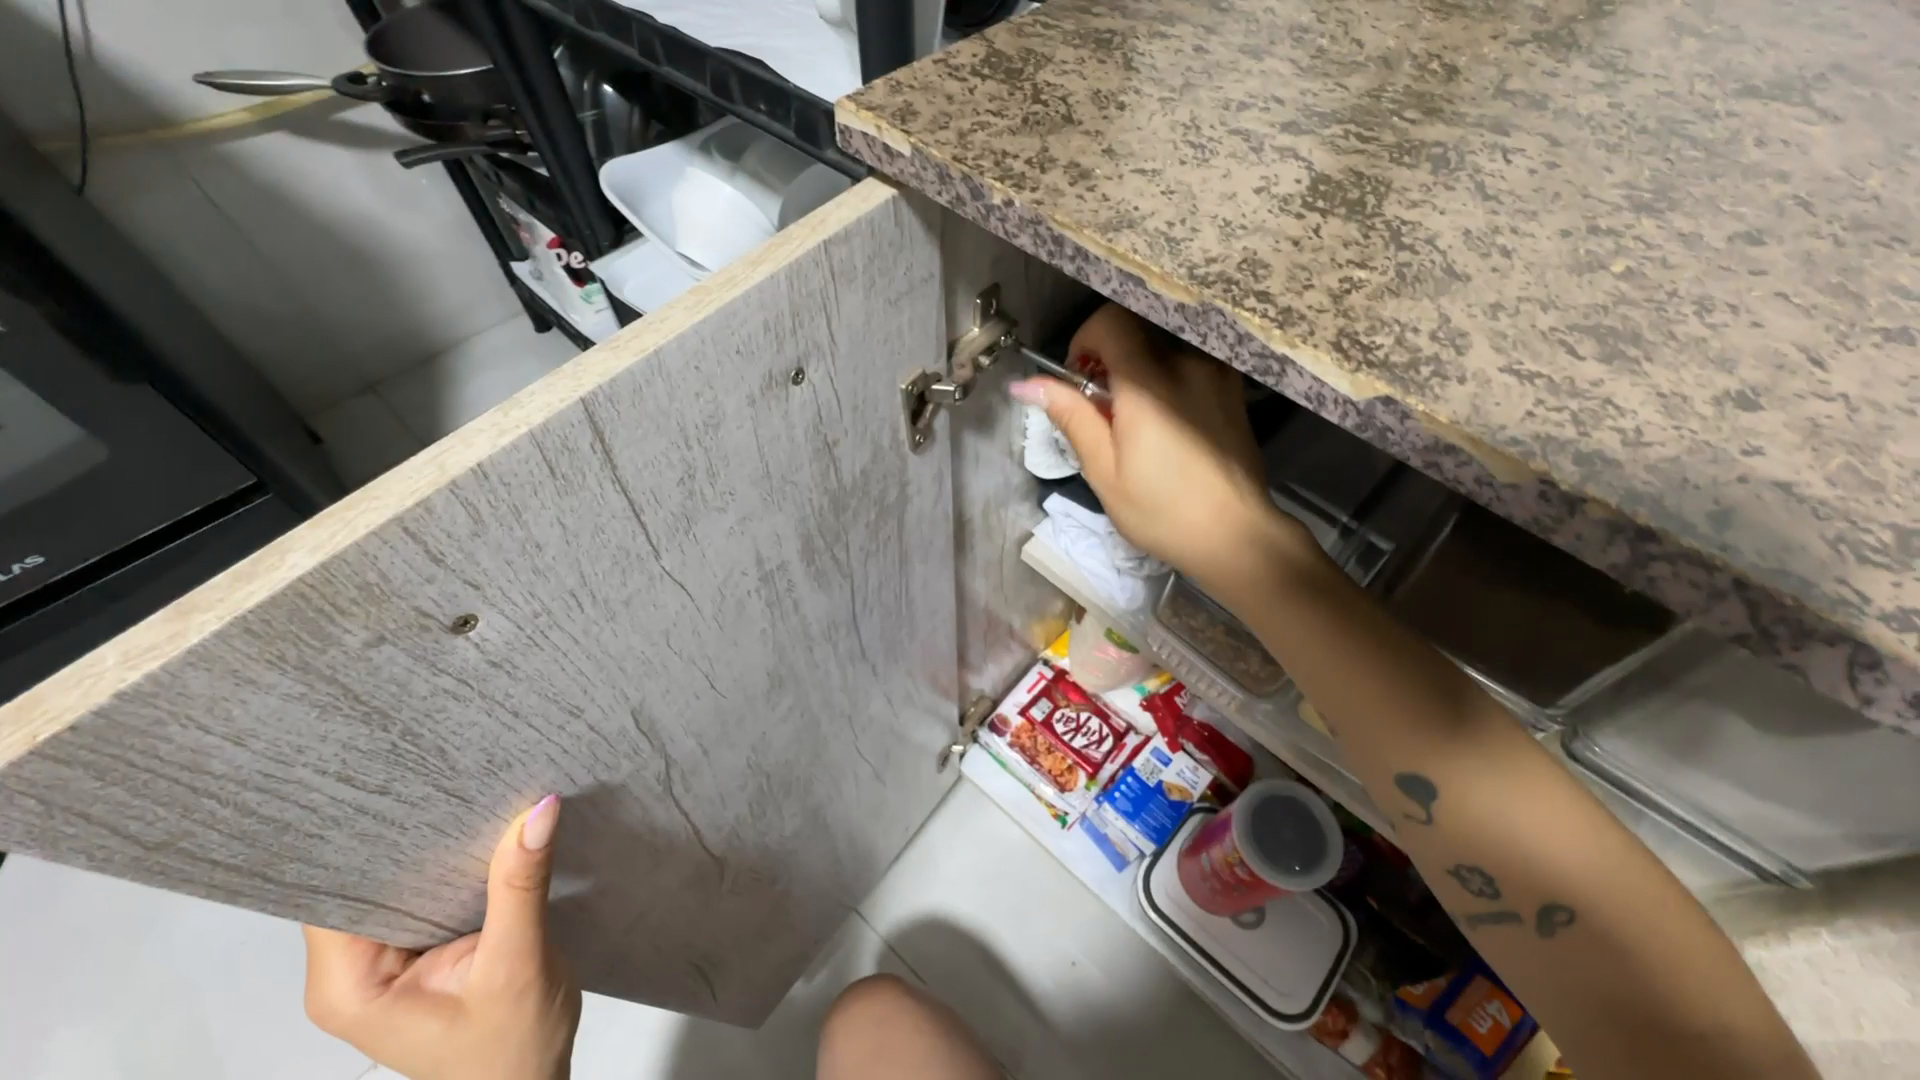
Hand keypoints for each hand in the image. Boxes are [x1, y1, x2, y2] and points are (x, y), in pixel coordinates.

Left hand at [303, 795, 580, 1079]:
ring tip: (470, 792)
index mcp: (347, 985)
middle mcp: (351, 972)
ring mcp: (383, 964)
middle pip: (365, 882)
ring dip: (436, 849)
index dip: (367, 838)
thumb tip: (539, 809)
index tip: (408, 783)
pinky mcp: (417, 956)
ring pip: (397, 884)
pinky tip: (482, 834)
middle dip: (411, 835)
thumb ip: (519, 887)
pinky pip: (423, 896)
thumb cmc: (512, 1047)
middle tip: (452, 773)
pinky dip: (453, 868)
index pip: (333, 891)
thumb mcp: (518, 965)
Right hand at [1011, 304, 1311, 595]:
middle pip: (1136, 330)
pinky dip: (1167, 379)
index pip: (1110, 321)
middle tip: (1104, 408)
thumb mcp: (1105, 470)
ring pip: (1163, 346)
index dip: (1085, 340)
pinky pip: (1189, 363)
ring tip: (1137, 421)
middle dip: (1110, 358)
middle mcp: (1186, 364)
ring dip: (1139, 370)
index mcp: (1148, 383)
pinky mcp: (1232, 389)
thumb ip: (1071, 416)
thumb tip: (1025, 383)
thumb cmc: (1162, 510)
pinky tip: (1167, 423)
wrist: (1236, 535)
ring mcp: (1215, 373)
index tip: (1079, 379)